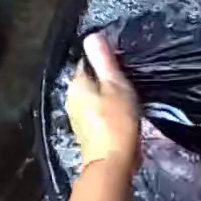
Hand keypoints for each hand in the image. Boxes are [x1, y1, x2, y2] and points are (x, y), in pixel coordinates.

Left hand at [66, 33, 141, 172]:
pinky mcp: (85, 130)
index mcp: (76, 83)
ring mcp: (76, 116)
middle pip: (90, 79)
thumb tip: (92, 35)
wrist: (111, 164)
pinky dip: (106, 108)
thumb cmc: (116, 122)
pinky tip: (121, 112)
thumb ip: (104, 61)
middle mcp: (71, 97)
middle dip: (106, 78)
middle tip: (129, 80)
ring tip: (128, 96)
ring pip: (93, 95)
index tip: (124, 64)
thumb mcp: (116, 86)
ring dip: (107, 94)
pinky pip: (96, 110)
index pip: (88, 61)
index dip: (106, 60)